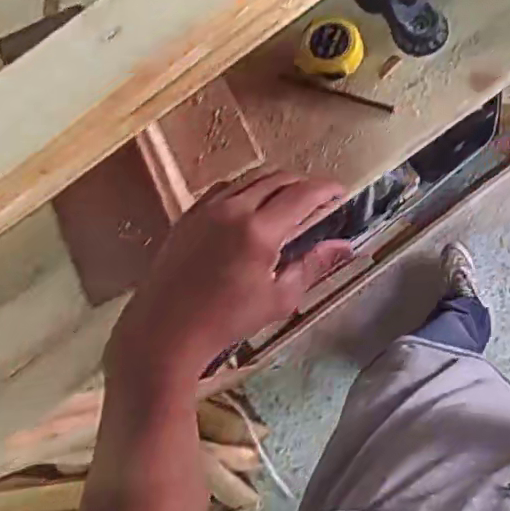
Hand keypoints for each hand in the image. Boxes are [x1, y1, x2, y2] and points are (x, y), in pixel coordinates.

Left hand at [106, 168, 353, 388]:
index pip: (302, 194)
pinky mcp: (188, 216)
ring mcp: (206, 209)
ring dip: (276, 183)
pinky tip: (252, 208)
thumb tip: (345, 246)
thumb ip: (313, 265)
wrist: (164, 332)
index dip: (326, 189)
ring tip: (288, 201)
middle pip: (278, 178)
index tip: (340, 192)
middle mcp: (232, 210)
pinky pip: (225, 189)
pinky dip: (247, 189)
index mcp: (258, 231)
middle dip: (304, 184)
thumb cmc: (226, 321)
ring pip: (250, 178)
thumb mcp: (279, 298)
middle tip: (318, 200)